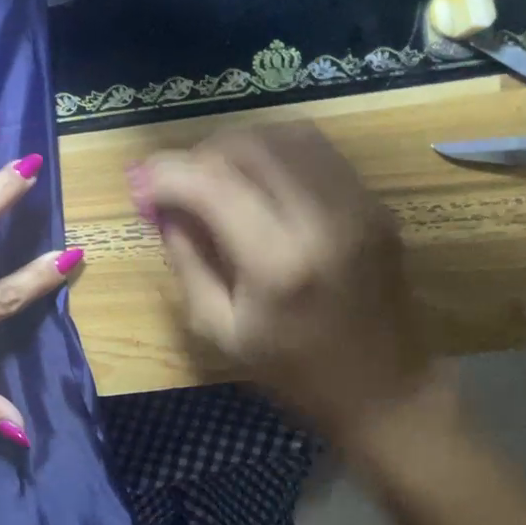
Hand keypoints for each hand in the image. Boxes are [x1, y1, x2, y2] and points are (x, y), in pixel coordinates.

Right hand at [137, 124, 434, 434]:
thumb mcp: (219, 329)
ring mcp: (356, 203)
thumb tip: (162, 208)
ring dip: (237, 146)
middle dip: (199, 155)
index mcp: (277, 261)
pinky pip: (316, 150)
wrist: (385, 389)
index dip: (166, 175)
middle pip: (249, 146)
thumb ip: (187, 261)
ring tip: (211, 177)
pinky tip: (254, 182)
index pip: (212, 185)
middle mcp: (322, 217)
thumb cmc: (292, 372)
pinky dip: (274, 153)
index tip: (140, 187)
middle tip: (174, 184)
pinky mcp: (374, 201)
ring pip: (286, 135)